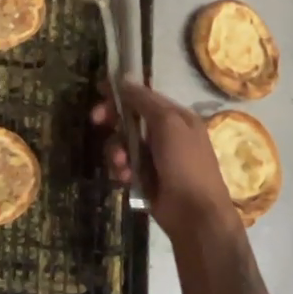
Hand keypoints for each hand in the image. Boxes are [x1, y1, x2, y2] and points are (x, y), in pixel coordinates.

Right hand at [93, 81, 239, 235]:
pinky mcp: (143, 178)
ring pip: (122, 143)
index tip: (100, 90)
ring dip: (116, 151)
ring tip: (122, 164)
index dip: (122, 92)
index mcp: (176, 117)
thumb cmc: (186, 164)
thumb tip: (124, 79)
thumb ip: (144, 101)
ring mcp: (153, 157)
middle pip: (129, 119)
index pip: (144, 96)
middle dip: (113, 120)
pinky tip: (126, 178)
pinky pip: (123, 165)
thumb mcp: (168, 125)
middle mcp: (165, 134)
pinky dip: (121, 169)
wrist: (195, 214)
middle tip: (97, 119)